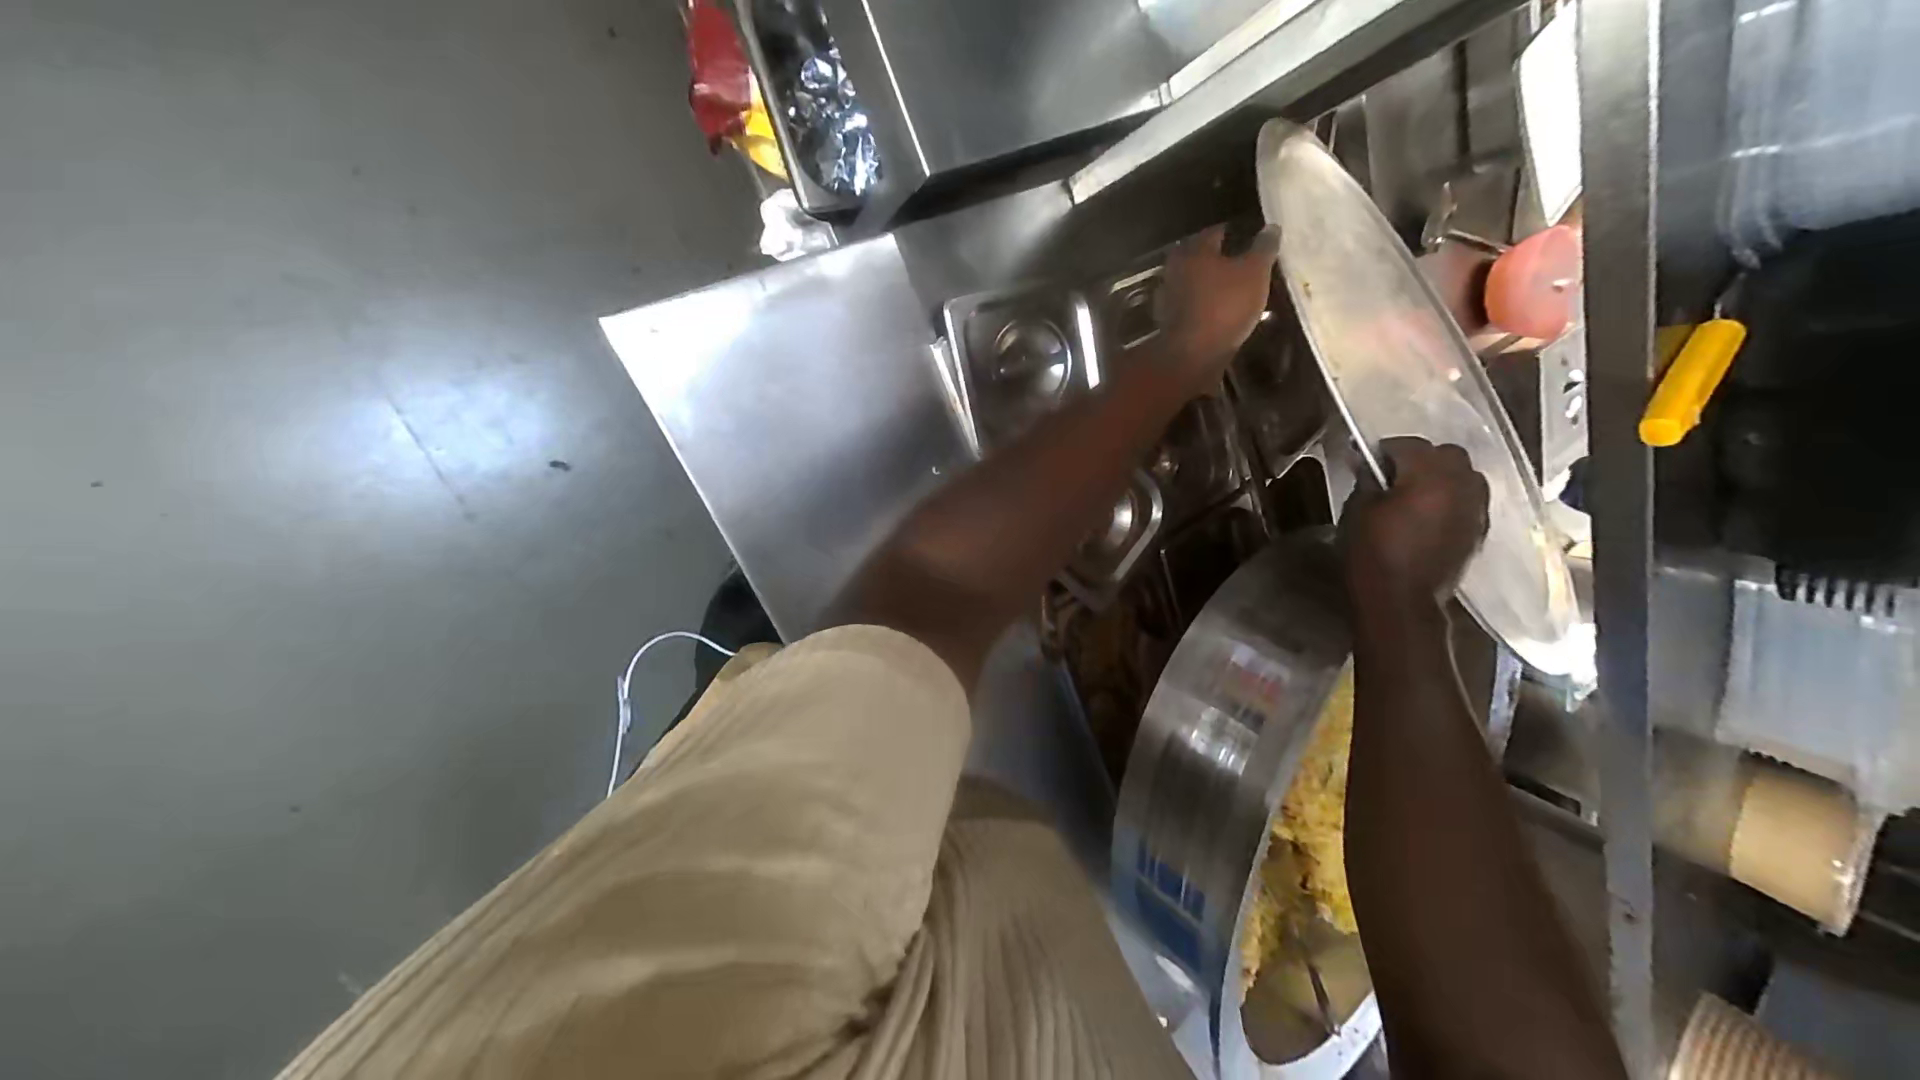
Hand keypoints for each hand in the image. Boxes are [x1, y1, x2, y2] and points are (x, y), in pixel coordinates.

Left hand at [1154, 223, 1279, 396]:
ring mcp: (1168, 297)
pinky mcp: (1167, 322)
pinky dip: (1199, 303)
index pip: (1213, 232)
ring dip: (1205, 281)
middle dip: (1214, 256)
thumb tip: (1271, 227)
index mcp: (1194, 252)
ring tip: (1227, 284)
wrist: (1193, 354)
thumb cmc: (1225, 306)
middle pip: (1197, 256)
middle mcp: (1175, 270)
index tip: (1245, 234)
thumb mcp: (1254, 273)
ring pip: (1190, 281)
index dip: (1231, 232)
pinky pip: (1187, 305)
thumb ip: (1263, 248)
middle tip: (1235, 259)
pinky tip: (1212, 309)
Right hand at [1339, 437, 1489, 611]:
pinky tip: (1430, 516)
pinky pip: (1470, 501)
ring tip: (1416, 494)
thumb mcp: (1357, 511)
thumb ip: (1367, 481)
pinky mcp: (1480, 531)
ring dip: (1442, 477)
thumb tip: (1367, 463)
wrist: (1400, 602)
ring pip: (1465, 476)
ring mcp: (1477, 509)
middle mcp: (1462, 485)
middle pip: (1447, 454)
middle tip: (1394, 475)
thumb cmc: (1371, 553)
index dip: (1384, 450)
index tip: (1364, 460)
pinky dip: (1452, 500)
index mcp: (1429, 475)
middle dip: (1421, 458)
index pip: (1409, 445)